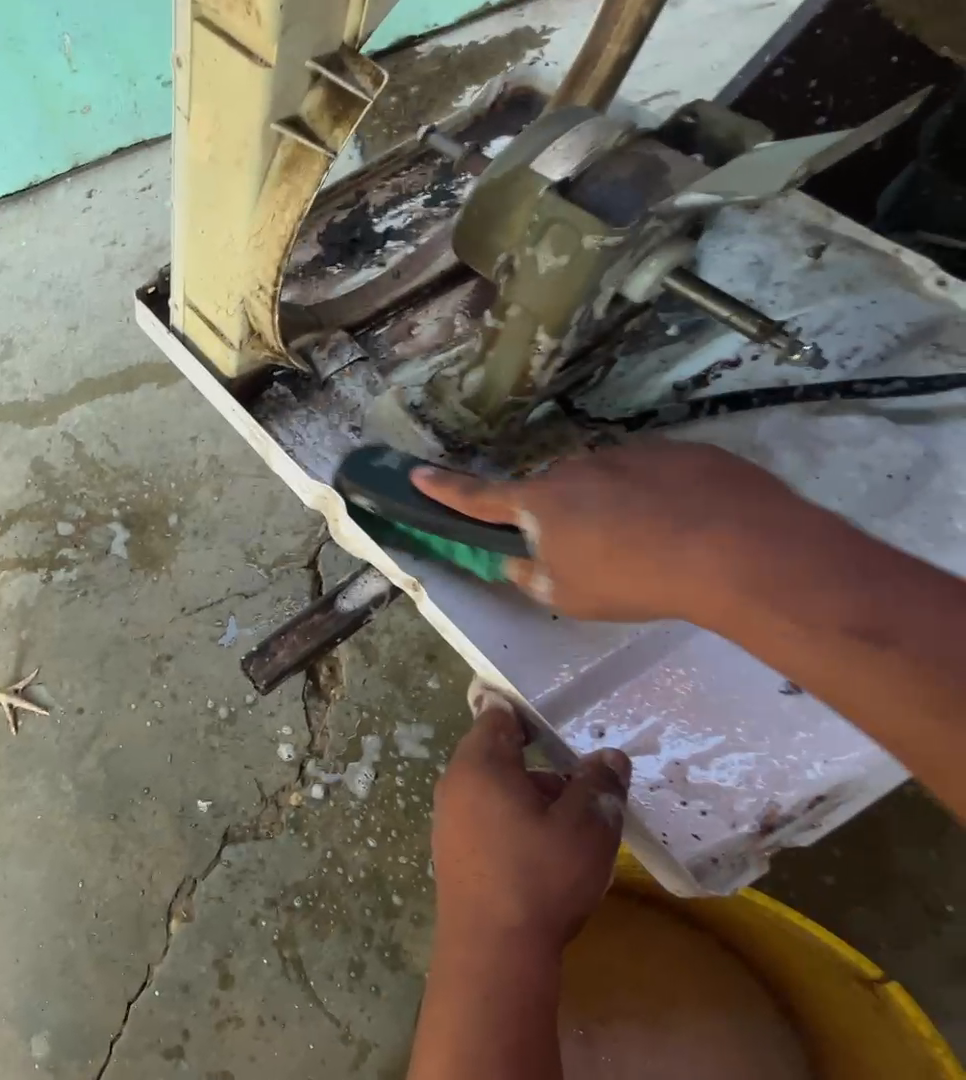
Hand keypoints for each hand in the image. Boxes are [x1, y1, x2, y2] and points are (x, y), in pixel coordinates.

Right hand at [410, 440, 814, 623]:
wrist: (747, 553)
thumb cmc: (638, 581)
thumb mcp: (569, 596)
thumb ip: (532, 576)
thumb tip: (521, 562)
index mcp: (538, 503)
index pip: (477, 497)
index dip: (443, 489)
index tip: (416, 473)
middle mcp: (576, 468)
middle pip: (555, 492)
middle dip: (564, 515)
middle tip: (596, 552)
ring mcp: (633, 454)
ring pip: (609, 482)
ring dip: (617, 506)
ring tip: (657, 544)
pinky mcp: (688, 452)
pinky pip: (660, 475)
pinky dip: (665, 497)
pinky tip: (693, 528)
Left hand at [432, 682, 630, 953]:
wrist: (492, 940)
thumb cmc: (539, 873)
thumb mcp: (586, 826)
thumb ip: (598, 785)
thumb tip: (607, 756)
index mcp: (479, 764)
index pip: (495, 720)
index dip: (522, 712)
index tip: (550, 713)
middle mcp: (454, 782)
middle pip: (495, 755)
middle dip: (539, 764)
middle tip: (583, 778)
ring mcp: (447, 815)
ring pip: (493, 789)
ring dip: (530, 796)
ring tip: (575, 820)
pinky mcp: (451, 845)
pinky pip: (485, 816)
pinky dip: (514, 819)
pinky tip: (545, 847)